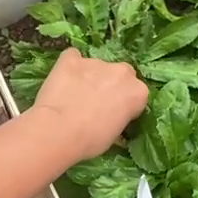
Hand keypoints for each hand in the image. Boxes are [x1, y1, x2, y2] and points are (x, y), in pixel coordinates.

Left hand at [28, 48, 147, 161]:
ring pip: (96, 66)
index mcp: (138, 91)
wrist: (59, 131)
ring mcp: (96, 62)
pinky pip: (72, 57)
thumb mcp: (115, 134)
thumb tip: (111, 115)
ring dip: (89, 77)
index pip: (136, 94)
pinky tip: (62, 80)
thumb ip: (119, 116)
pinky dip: (69, 67)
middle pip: (121, 74)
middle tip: (96, 102)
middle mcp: (121, 72)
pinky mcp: (71, 59)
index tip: (114, 113)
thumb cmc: (90, 140)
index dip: (124, 103)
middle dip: (112, 84)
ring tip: (73, 96)